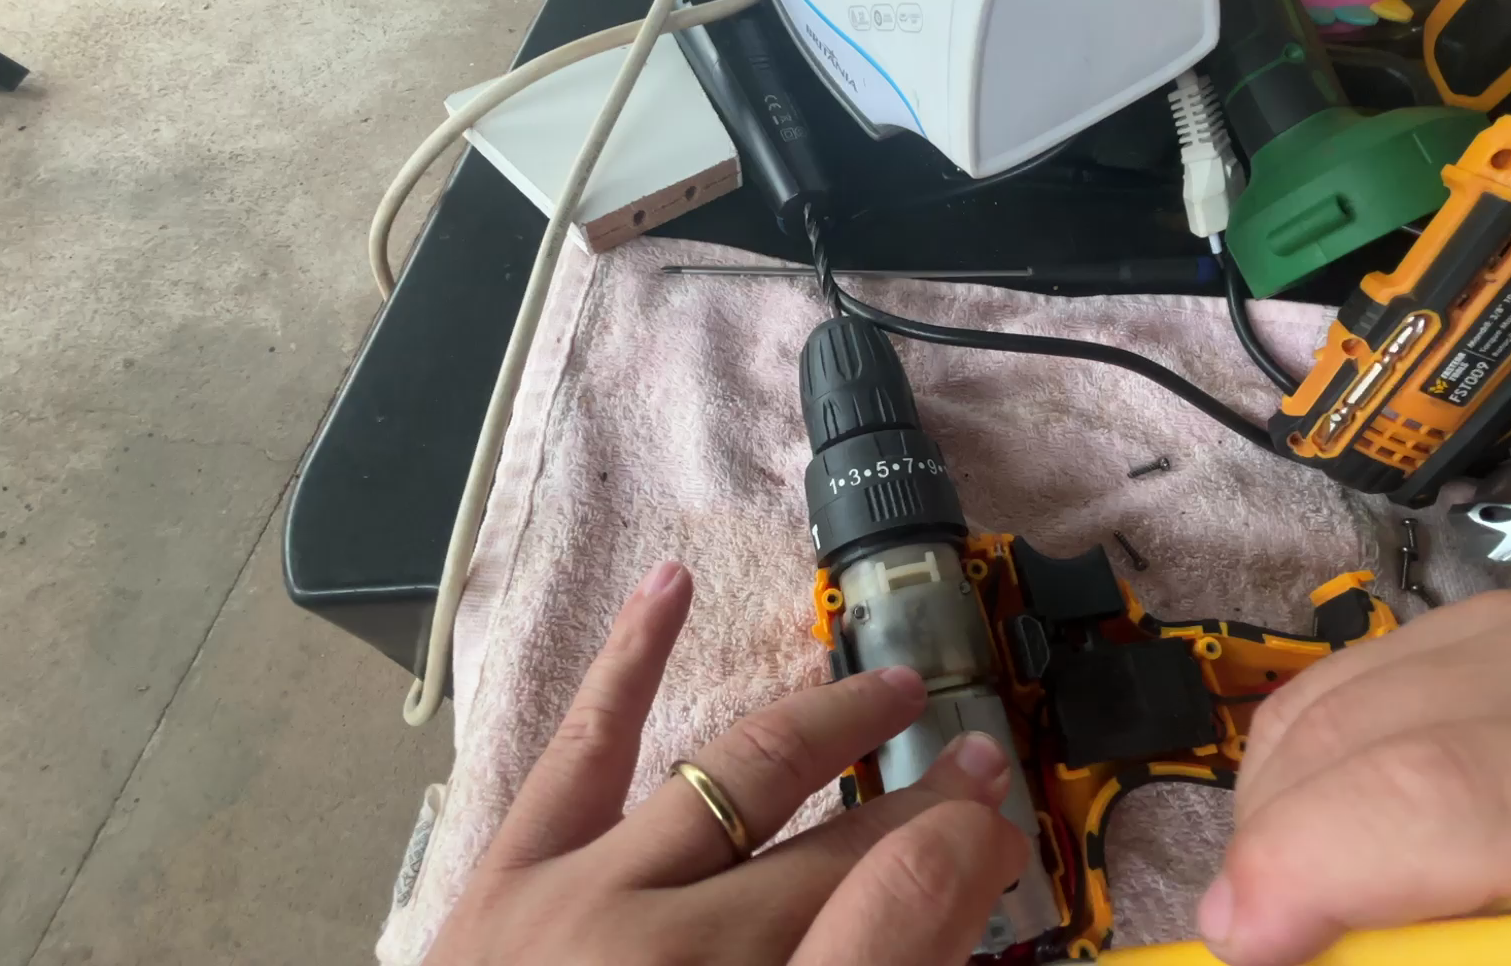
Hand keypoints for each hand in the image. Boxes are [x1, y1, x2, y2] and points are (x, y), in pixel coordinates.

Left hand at [425, 561, 1028, 965]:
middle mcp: (668, 962)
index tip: (1003, 823)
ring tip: (893, 684)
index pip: (897, 923)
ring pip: (737, 776)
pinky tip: (672, 582)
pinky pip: (585, 744)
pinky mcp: (506, 876)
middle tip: (977, 759)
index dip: (964, 863)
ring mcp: (577, 905)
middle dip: (920, 805)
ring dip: (829, 722)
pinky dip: (632, 654)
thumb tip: (944, 888)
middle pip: (830, 853)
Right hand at [1200, 587, 1510, 965]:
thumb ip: (1491, 952)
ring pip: (1334, 699)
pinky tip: (1317, 816)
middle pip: (1369, 734)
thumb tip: (1326, 950)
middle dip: (1276, 841)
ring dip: (1278, 800)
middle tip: (1246, 936)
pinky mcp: (1480, 617)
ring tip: (1288, 885)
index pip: (1450, 790)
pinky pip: (1340, 679)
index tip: (1241, 946)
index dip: (1315, 860)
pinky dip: (1301, 756)